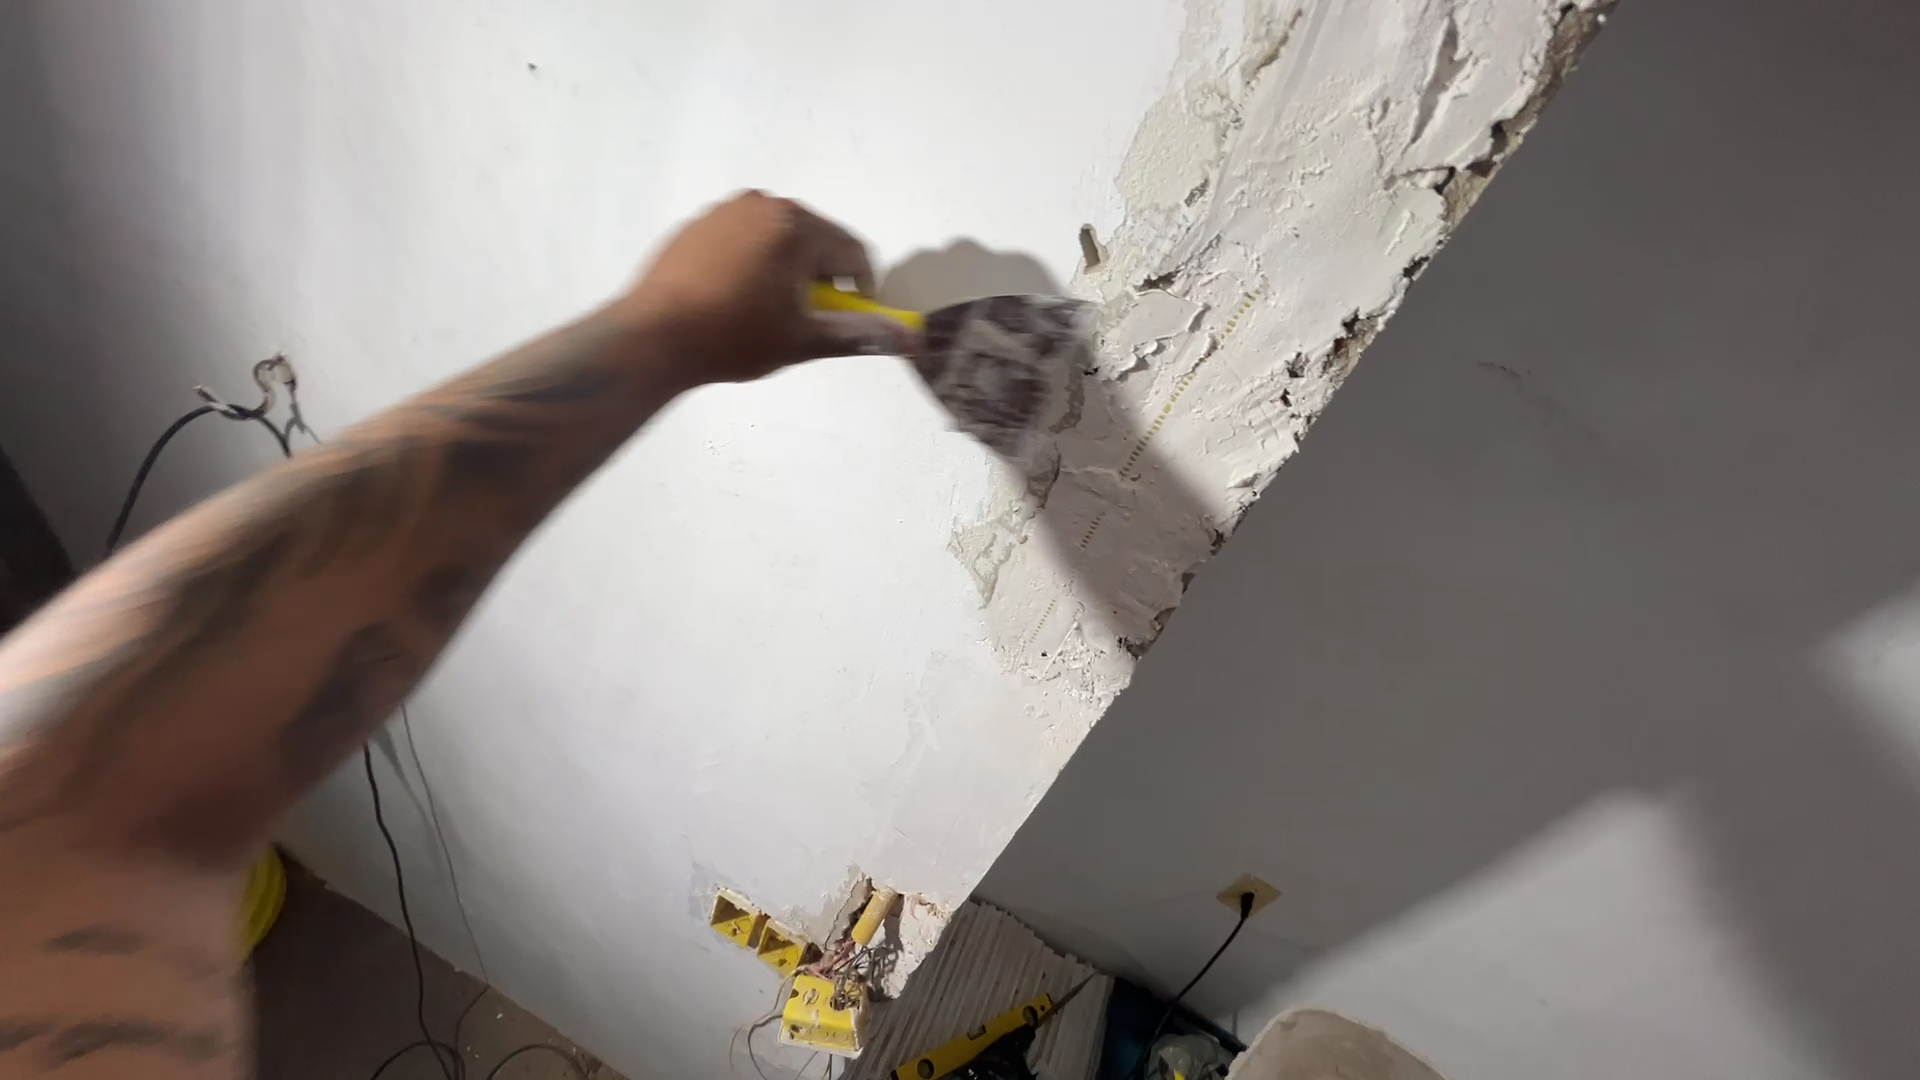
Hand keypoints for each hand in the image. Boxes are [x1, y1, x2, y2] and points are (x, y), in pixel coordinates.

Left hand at [619, 191, 918, 383]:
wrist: (653, 338)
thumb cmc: (736, 337)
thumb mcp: (806, 340)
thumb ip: (860, 334)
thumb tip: (911, 340)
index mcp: (796, 225)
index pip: (853, 252)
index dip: (862, 290)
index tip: (848, 320)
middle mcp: (763, 204)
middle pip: (817, 241)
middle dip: (822, 279)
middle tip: (805, 320)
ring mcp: (725, 210)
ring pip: (780, 240)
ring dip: (789, 272)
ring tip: (768, 313)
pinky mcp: (697, 225)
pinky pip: (745, 240)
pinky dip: (755, 265)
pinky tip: (736, 301)